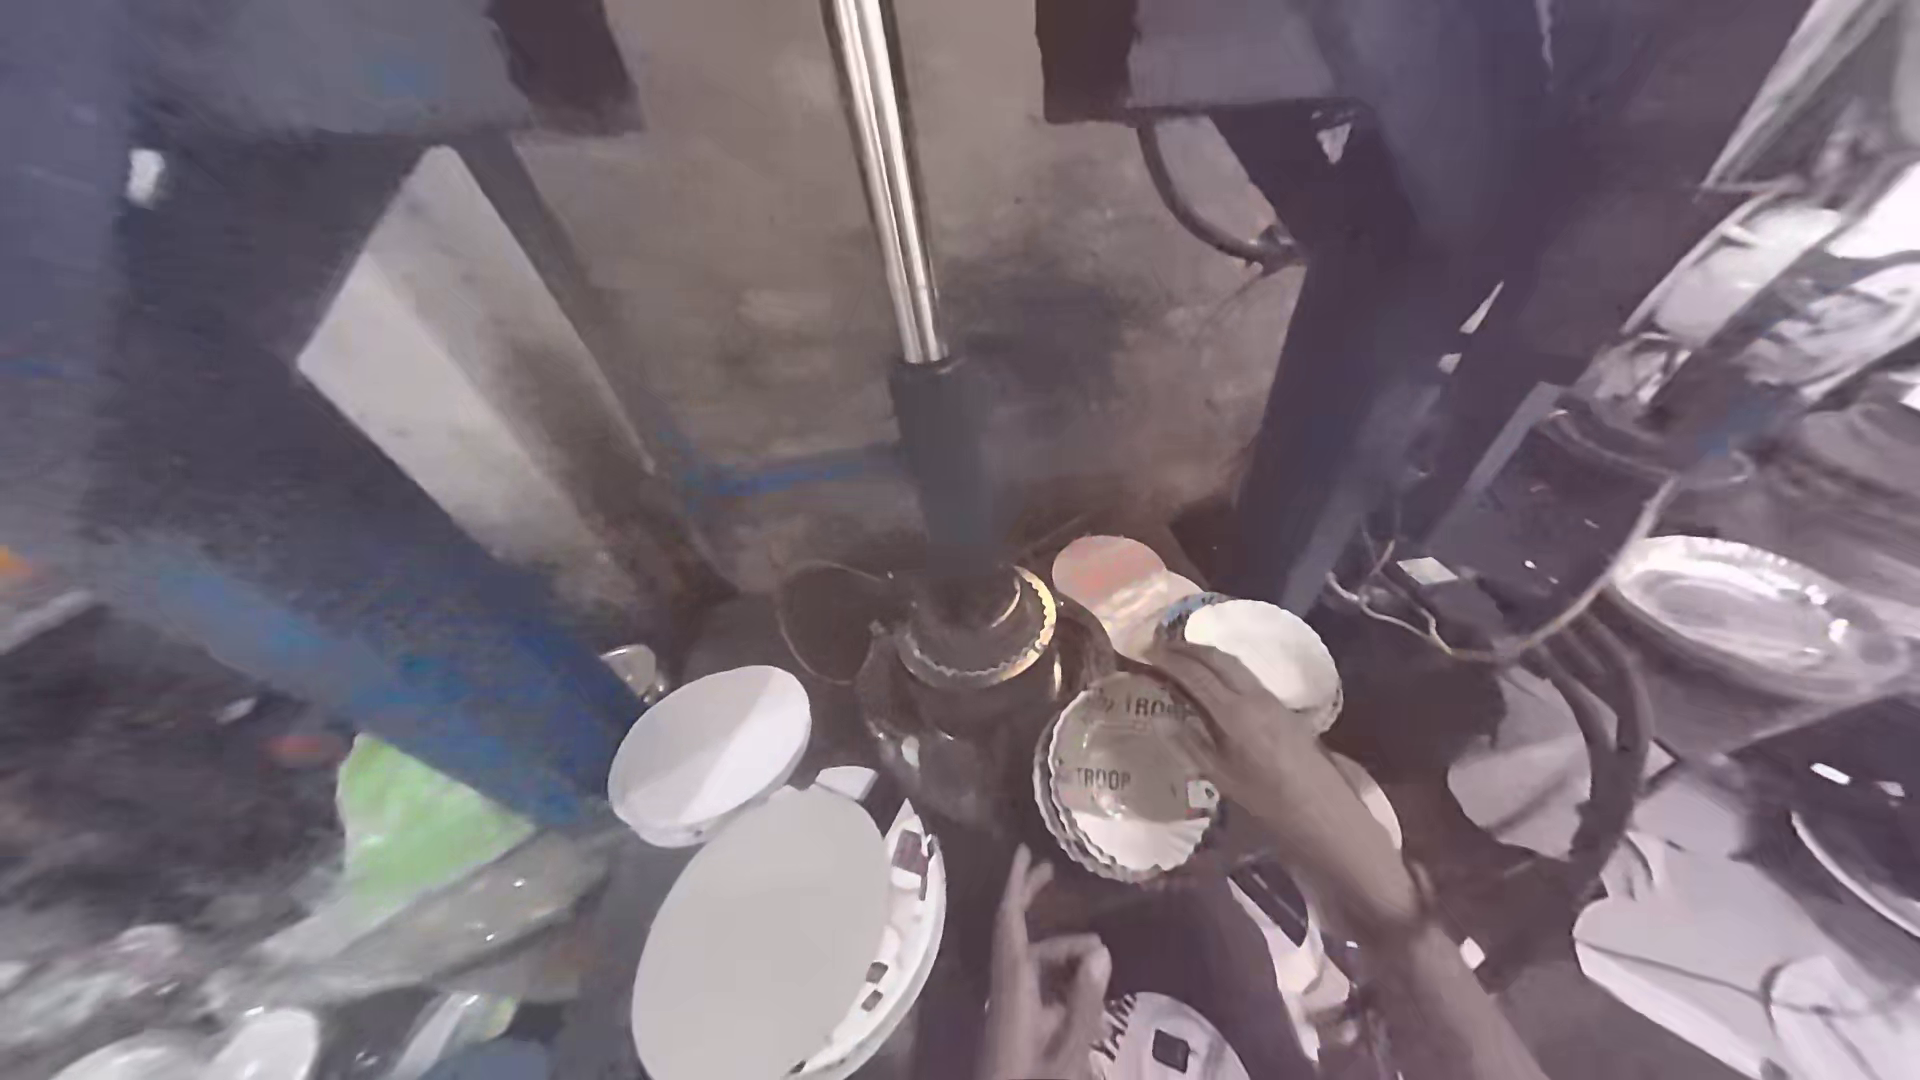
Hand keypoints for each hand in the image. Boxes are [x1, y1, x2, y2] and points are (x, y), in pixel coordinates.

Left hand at [976, 845, 1111, 1079]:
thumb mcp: (1068, 1055)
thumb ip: (1085, 1003)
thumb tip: (1100, 948)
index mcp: (1012, 989)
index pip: (1009, 922)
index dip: (1016, 885)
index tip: (1025, 852)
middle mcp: (1005, 990)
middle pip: (1013, 931)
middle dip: (1029, 899)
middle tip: (1052, 871)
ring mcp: (1008, 1010)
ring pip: (1030, 962)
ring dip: (1059, 950)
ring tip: (1098, 953)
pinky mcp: (1014, 1028)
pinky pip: (1034, 988)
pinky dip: (1057, 979)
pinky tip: (1084, 992)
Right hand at [1147, 639, 1421, 938]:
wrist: (1328, 816)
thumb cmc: (1270, 802)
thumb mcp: (1222, 778)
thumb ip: (1191, 743)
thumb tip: (1160, 718)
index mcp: (1234, 714)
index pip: (1195, 674)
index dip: (1169, 659)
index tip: (1146, 651)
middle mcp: (1253, 696)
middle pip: (1216, 657)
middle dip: (1186, 647)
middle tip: (1159, 646)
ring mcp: (1271, 698)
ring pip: (1233, 662)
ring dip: (1205, 653)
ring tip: (1180, 655)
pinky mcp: (1281, 706)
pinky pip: (1244, 674)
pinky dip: (1221, 666)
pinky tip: (1211, 677)